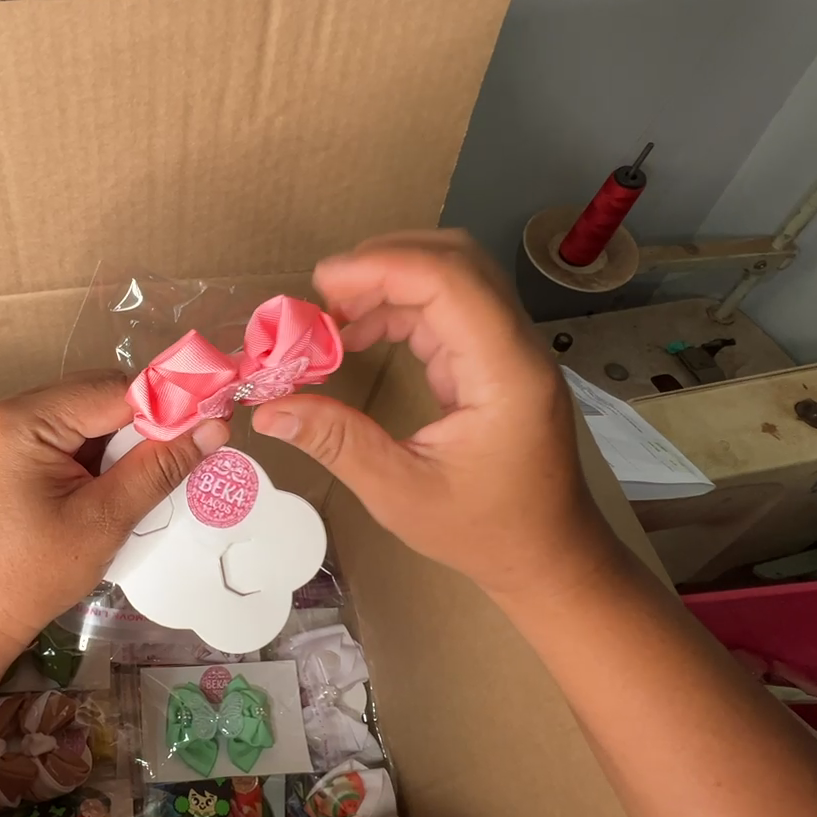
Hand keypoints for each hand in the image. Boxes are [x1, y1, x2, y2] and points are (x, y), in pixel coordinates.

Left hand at [0, 373, 229, 644]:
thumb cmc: (31, 575)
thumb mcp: (104, 520)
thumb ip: (159, 468)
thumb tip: (215, 427)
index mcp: (24, 419)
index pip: (113, 390)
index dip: (167, 406)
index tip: (212, 424)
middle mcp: (10, 413)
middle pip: (98, 398)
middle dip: (143, 427)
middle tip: (182, 461)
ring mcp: (5, 434)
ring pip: (87, 419)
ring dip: (122, 446)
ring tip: (148, 482)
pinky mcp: (8, 457)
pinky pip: (67, 440)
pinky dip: (98, 459)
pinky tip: (115, 491)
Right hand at [251, 230, 615, 596]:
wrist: (547, 554)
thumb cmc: (482, 530)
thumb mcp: (398, 493)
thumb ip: (335, 443)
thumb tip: (269, 411)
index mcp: (503, 374)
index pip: (449, 282)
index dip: (382, 267)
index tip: (321, 282)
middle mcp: (515, 347)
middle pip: (457, 261)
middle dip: (384, 262)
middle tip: (323, 291)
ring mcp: (509, 350)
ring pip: (453, 279)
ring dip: (390, 284)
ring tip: (333, 315)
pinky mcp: (496, 361)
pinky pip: (449, 311)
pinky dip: (400, 310)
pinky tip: (361, 336)